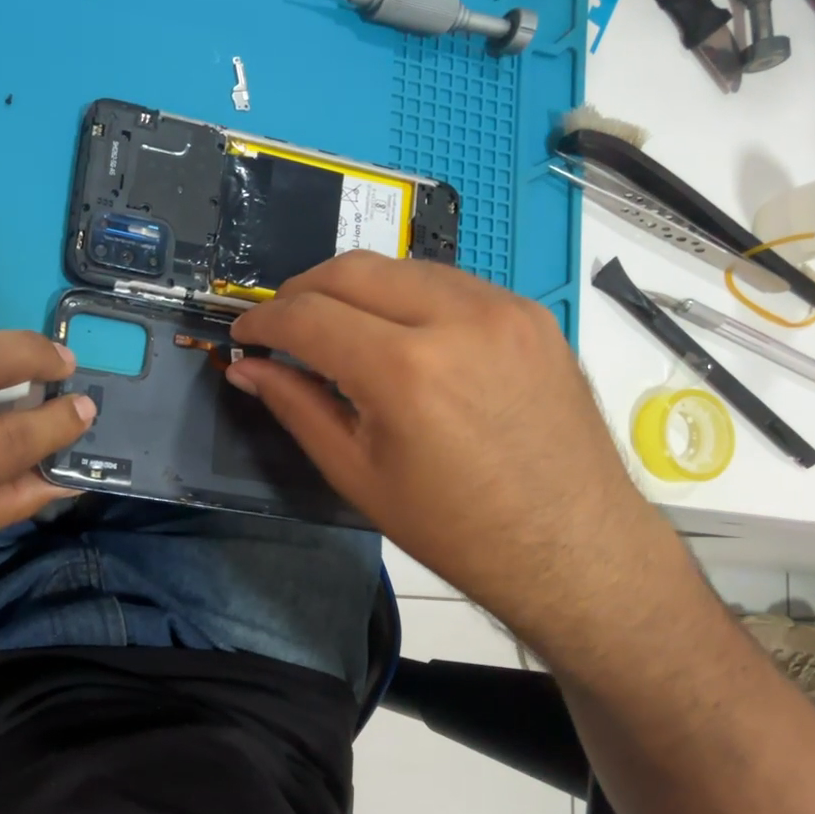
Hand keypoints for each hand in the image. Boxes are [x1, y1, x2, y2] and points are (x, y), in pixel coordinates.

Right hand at [225, 252, 687, 643]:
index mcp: (405, 371)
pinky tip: (393, 336)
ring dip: (352, 288)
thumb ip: (296, 406)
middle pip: (351, 268)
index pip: (308, 315)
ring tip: (332, 330)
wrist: (571, 547)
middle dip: (301, 290)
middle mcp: (456, 319)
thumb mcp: (355, 473)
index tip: (243, 333)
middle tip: (279, 326)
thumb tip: (245, 368)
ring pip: (400, 267)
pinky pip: (447, 283)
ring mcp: (502, 309)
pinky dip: (403, 297)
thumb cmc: (452, 527)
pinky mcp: (529, 314)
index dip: (262, 320)